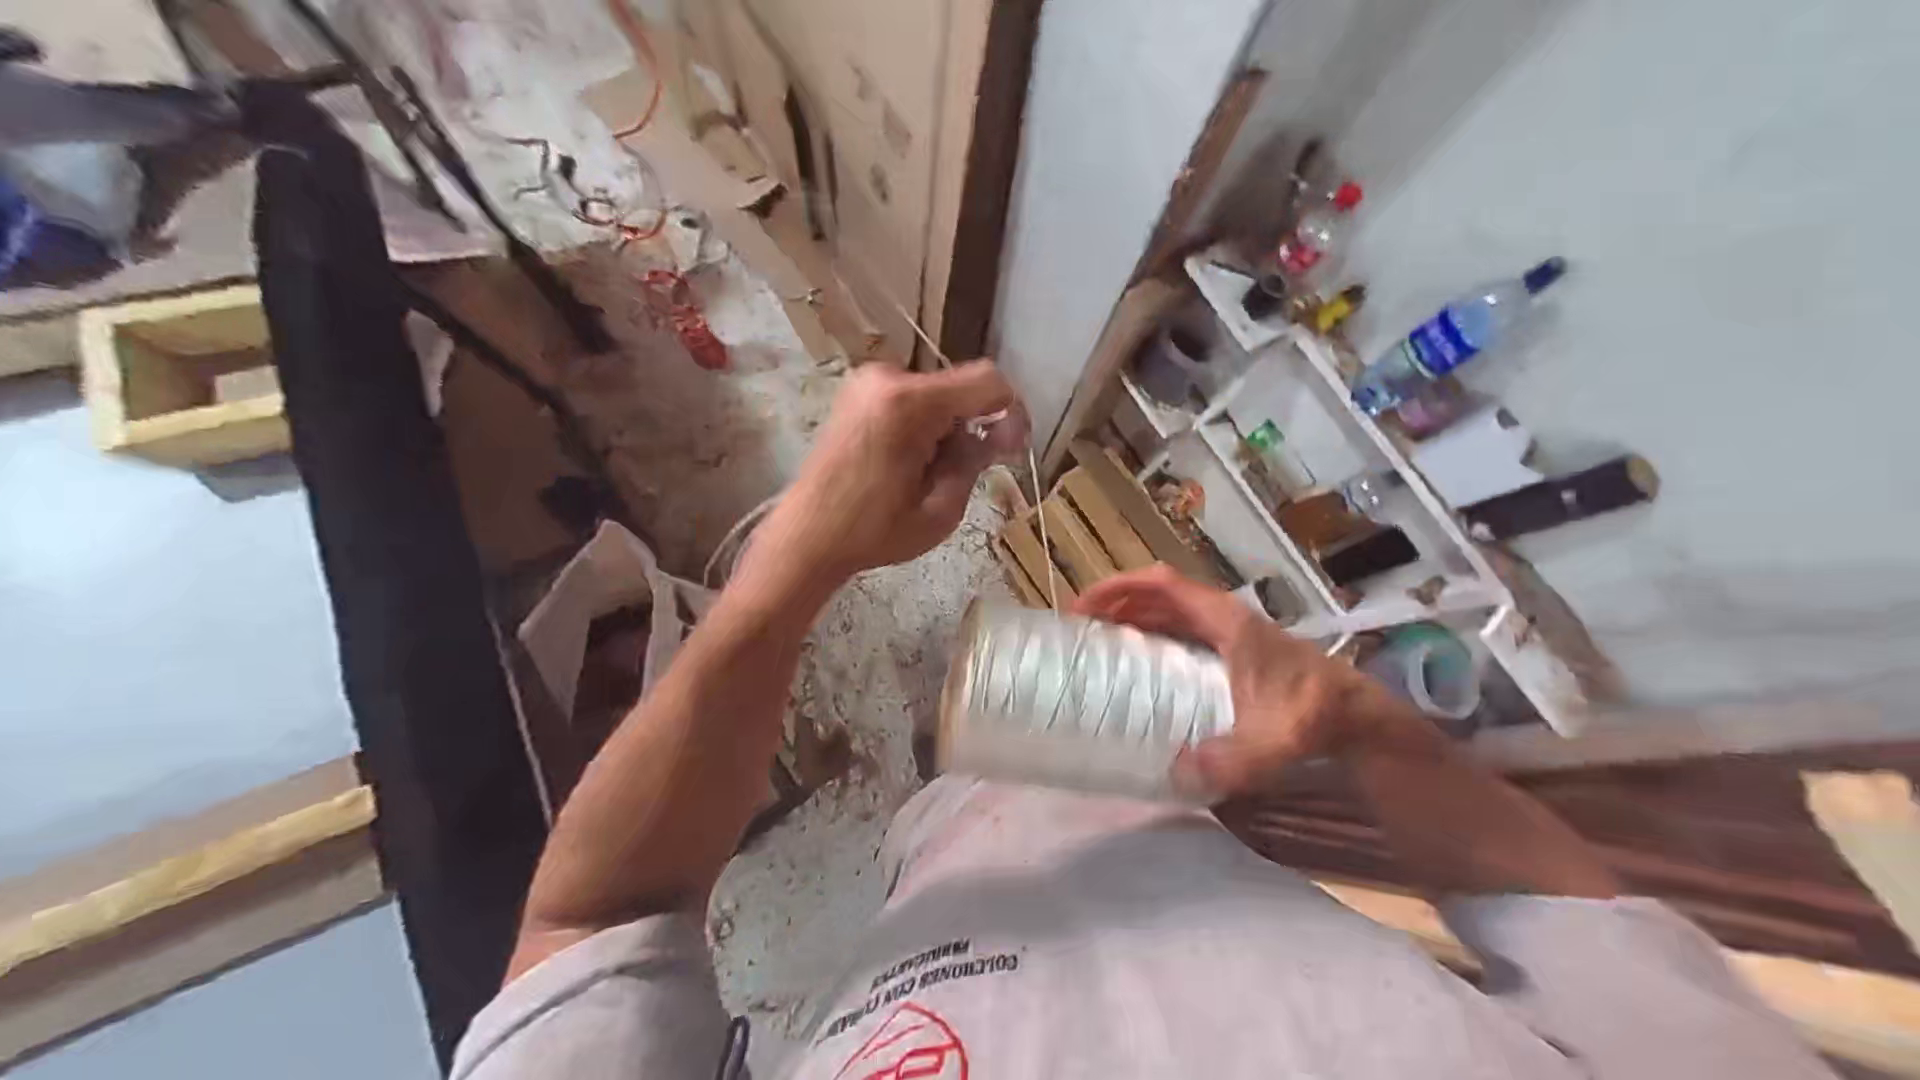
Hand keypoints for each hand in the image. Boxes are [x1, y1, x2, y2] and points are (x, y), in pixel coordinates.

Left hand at [754, 361, 1024, 587]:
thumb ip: (976, 462)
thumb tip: (998, 435)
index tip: (1012, 447)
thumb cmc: (872, 533)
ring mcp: (866, 383)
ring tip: (933, 474)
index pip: (987, 381)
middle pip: (960, 387)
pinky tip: (913, 462)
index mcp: (908, 403)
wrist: (806, 536)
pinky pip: (911, 398)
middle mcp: (886, 379)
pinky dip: (926, 424)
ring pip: (937, 394)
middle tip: (973, 470)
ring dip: (949, 427)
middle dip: (976, 424)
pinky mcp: (856, 395)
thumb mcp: (941, 510)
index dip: (1011, 411)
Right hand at [1075, 565, 1415, 797]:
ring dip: (1134, 618)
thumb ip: (1231, 758)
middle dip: (1117, 602)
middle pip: (1159, 595)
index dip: (1119, 587)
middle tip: (1080, 628)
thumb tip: (1175, 773)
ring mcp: (1230, 636)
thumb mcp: (1275, 738)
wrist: (1364, 722)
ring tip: (1100, 643)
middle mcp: (1224, 619)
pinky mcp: (1235, 656)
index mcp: (1225, 620)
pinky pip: (1183, 634)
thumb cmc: (1317, 715)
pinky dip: (1154, 638)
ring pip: (1171, 613)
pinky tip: (1143, 668)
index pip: (1163, 584)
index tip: (1083, 605)